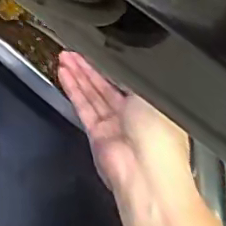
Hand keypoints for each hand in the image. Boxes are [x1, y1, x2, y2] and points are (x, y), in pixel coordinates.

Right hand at [58, 51, 191, 202]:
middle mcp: (135, 118)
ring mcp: (114, 127)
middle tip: (73, 50)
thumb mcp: (152, 95)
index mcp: (155, 108)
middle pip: (107, 86)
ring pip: (92, 94)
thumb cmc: (161, 137)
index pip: (128, 81)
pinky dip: (73, 89)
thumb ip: (133, 76)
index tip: (97, 49)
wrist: (147, 175)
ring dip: (78, 75)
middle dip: (90, 67)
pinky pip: (83, 106)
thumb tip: (124, 61)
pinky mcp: (97, 135)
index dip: (111, 65)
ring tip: (64, 56)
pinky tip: (64, 73)